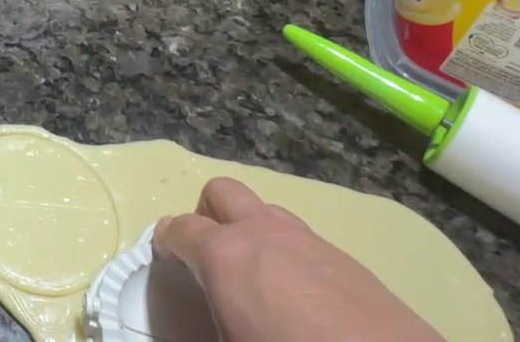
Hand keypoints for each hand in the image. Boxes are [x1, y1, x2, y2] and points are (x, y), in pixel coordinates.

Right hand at [153, 177, 443, 341]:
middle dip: (208, 216)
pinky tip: (309, 306)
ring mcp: (312, 244)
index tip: (167, 262)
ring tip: (264, 284)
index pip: (177, 228)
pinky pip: (308, 245)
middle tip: (213, 260)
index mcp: (225, 255)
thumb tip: (211, 325)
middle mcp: (264, 234)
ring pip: (268, 213)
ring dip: (255, 235)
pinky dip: (295, 260)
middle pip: (222, 192)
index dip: (166, 243)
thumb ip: (211, 326)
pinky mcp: (354, 265)